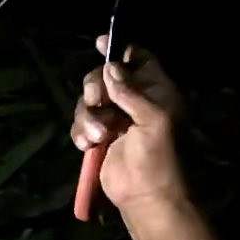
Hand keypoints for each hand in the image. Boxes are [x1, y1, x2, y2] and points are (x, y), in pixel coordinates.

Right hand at [69, 36, 188, 218]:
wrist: (147, 197)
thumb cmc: (160, 157)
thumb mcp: (154, 119)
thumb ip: (130, 91)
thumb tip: (110, 66)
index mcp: (155, 92)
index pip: (137, 60)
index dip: (120, 50)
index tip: (100, 43)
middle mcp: (133, 102)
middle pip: (104, 77)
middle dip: (95, 88)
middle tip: (97, 101)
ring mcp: (114, 120)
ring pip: (88, 101)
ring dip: (88, 117)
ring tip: (98, 137)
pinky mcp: (98, 138)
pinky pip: (80, 124)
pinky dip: (81, 133)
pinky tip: (89, 146)